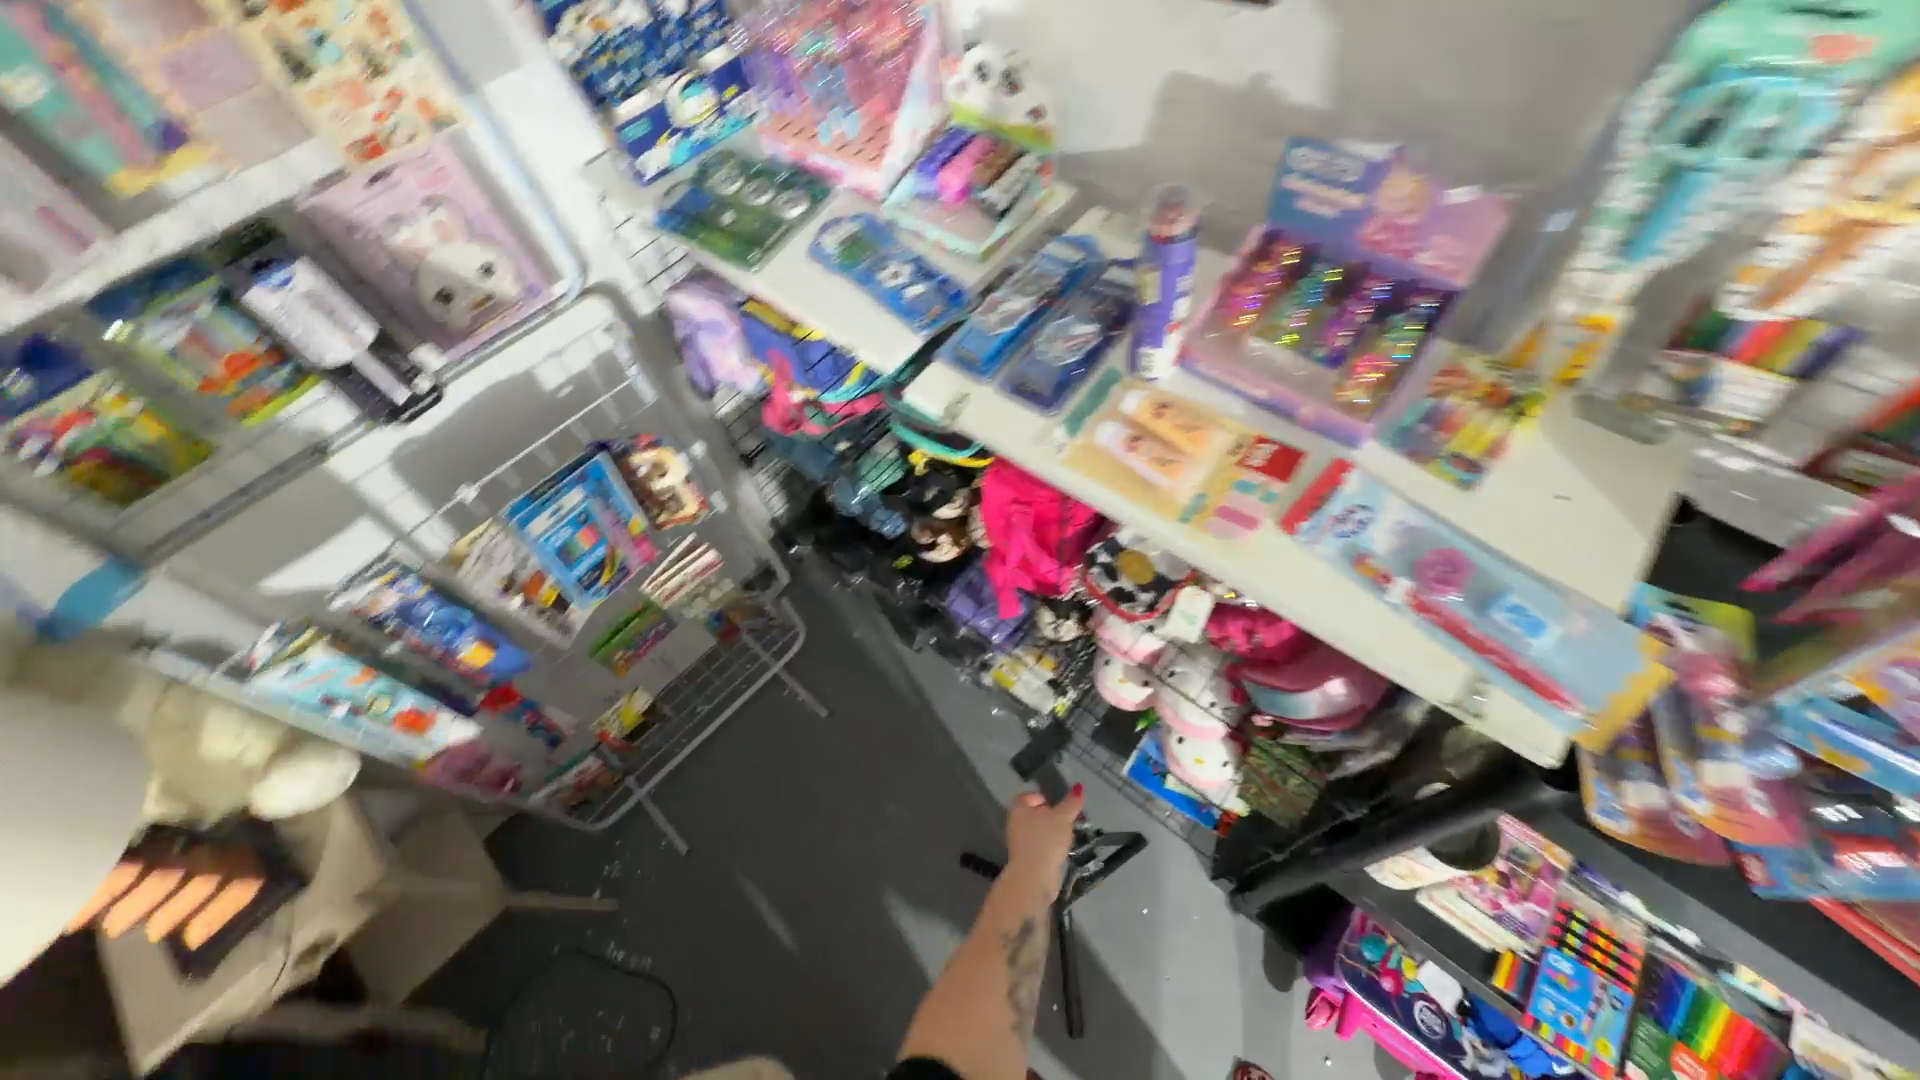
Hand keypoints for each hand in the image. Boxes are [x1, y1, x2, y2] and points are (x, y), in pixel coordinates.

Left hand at [1004, 783, 1084, 879]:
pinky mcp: (1027, 858)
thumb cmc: (1046, 840)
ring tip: (1070, 835)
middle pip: (1035, 813)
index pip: (1028, 796)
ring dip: (1054, 832)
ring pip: (1039, 831)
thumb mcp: (1062, 818)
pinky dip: (1051, 846)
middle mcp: (1015, 823)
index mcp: (1018, 808)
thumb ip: (1071, 802)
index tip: (1059, 804)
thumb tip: (1079, 786)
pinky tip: (1063, 850)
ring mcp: (1020, 842)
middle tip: (1069, 819)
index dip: (1043, 797)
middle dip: (1053, 816)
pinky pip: (1041, 845)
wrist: (1035, 877)